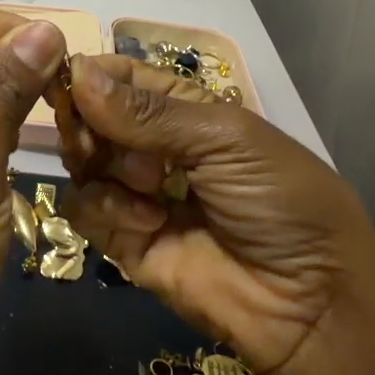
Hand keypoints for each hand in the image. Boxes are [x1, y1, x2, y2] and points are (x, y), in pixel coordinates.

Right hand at [60, 55, 374, 374]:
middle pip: (89, 117)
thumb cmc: (280, 199)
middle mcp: (151, 146)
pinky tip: (146, 221)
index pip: (118, 76)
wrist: (310, 303)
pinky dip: (105, 209)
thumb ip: (147, 112)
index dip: (90, 75)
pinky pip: (85, 209)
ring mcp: (135, 193)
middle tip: (96, 137)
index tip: (65, 79)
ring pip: (81, 161)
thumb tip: (78, 70)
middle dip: (88, 122)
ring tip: (144, 183)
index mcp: (182, 109)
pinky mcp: (123, 240)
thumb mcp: (224, 139)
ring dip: (103, 165)